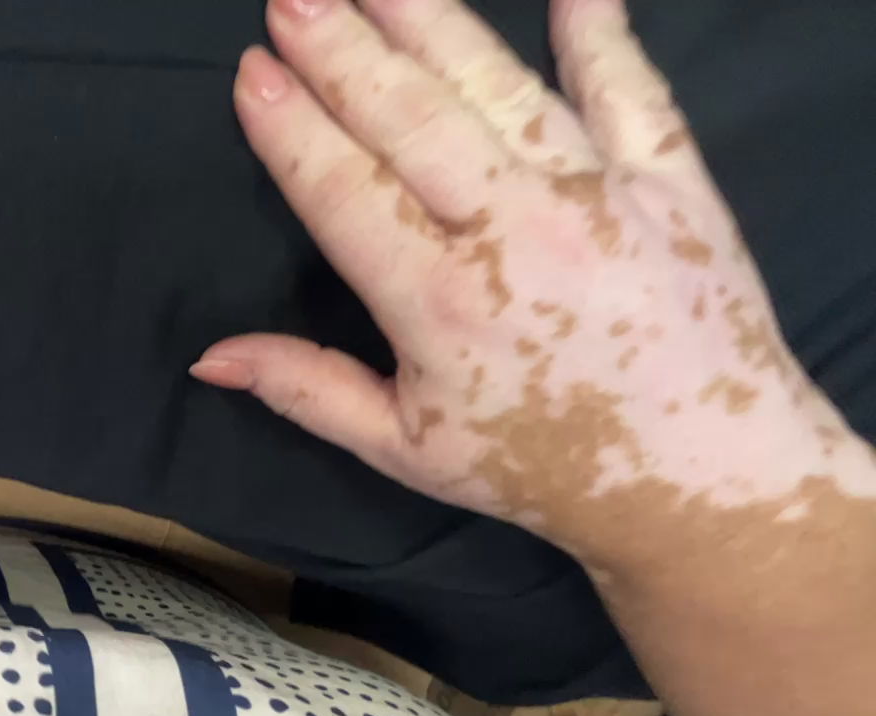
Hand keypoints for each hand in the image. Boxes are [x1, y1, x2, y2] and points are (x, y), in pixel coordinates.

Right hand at [192, 0, 875, 578]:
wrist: (699, 476)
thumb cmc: (527, 466)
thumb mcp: (393, 444)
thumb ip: (301, 389)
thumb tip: (209, 359)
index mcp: (440, 300)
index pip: (344, 193)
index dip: (291, 130)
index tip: (250, 73)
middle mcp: (519, 228)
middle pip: (412, 118)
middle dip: (342, 50)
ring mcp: (606, 193)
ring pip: (501, 87)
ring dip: (431, 22)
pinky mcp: (678, 181)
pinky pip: (632, 89)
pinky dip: (599, 33)